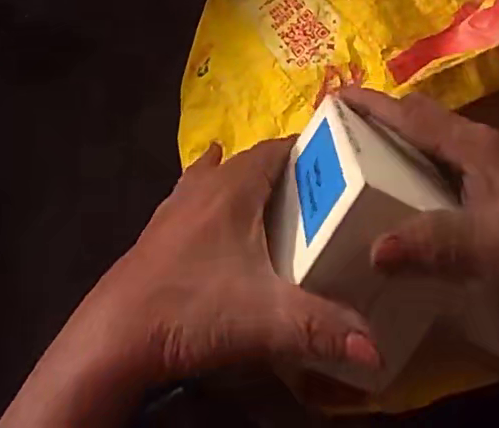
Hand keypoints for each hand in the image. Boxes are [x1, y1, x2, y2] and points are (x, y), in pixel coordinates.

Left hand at [0, 140, 380, 427]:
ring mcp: (177, 203)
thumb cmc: (194, 306)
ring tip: (271, 194)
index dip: (304, 148)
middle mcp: (204, 185)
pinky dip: (211, 193)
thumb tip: (378, 351)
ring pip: (216, 174)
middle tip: (317, 190)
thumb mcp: (265, 319)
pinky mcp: (160, 226)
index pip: (274, 149)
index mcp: (232, 188)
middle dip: (281, 168)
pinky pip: (193, 194)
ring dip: (243, 178)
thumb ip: (322, 327)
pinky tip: (210, 204)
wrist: (120, 328)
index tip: (336, 158)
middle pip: (248, 161)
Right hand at [344, 90, 498, 427]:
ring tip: (360, 158)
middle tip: (339, 130)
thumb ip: (434, 245)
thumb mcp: (492, 250)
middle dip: (379, 118)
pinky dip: (416, 168)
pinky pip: (444, 168)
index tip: (332, 95)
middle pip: (420, 121)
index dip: (371, 103)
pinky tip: (405, 193)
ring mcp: (494, 169)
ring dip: (397, 143)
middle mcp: (482, 148)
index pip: (412, 114)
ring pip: (433, 143)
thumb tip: (373, 249)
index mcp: (475, 146)